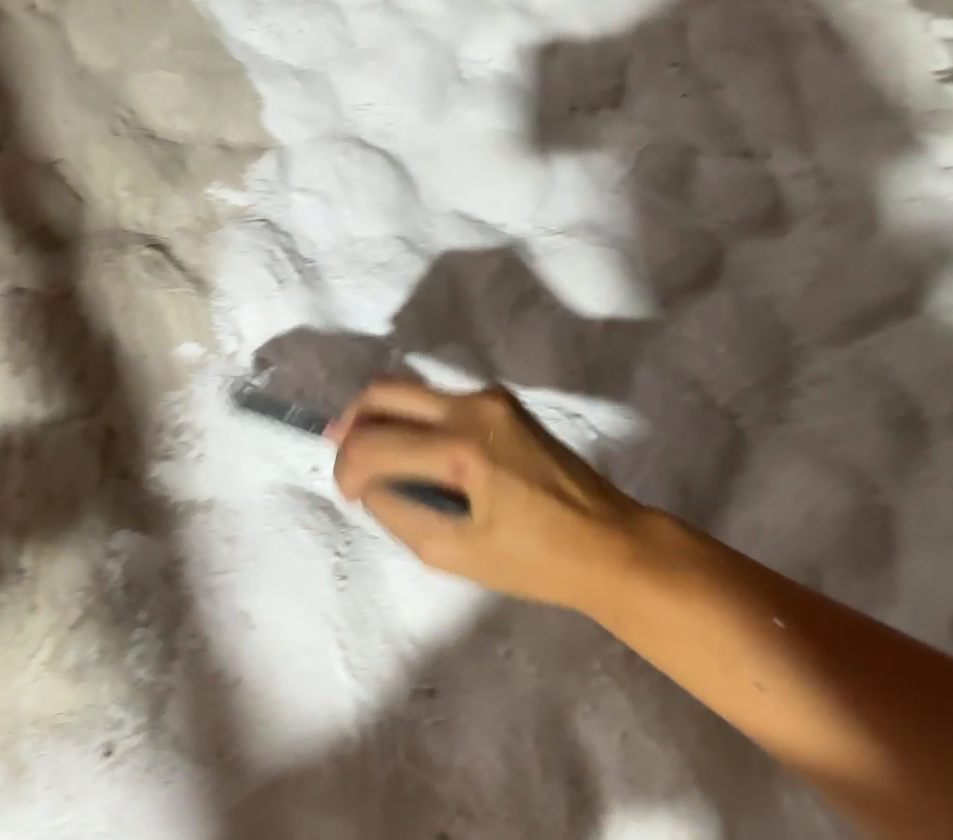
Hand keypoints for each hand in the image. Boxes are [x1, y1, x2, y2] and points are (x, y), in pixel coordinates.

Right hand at [328, 379, 645, 608]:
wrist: (612, 542)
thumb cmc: (536, 560)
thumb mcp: (452, 554)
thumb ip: (397, 512)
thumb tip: (370, 484)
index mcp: (462, 450)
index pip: (374, 443)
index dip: (346, 468)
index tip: (350, 494)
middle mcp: (472, 407)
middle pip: (383, 392)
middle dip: (351, 423)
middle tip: (340, 455)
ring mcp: (490, 398)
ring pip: (409, 391)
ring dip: (382, 419)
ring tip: (372, 457)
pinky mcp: (503, 402)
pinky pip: (437, 400)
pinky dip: (413, 420)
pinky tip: (412, 452)